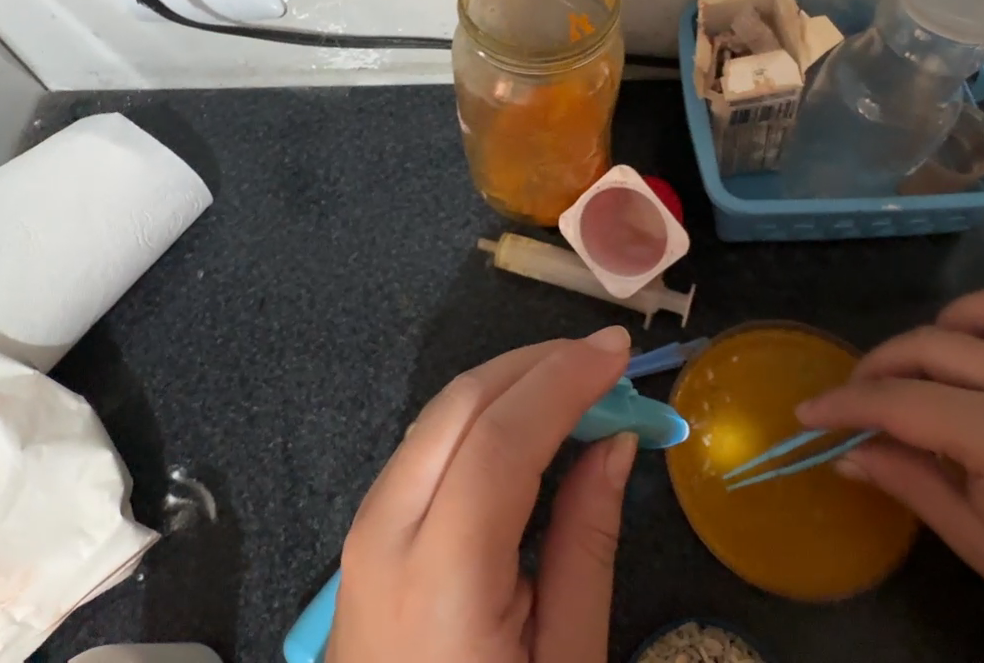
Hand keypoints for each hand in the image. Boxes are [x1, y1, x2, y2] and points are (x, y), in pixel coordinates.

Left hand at [328, 327, 637, 662]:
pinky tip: (528, 421)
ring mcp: (365, 530)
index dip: (562, 381)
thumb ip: (585, 540)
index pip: (500, 438)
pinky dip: (483, 414)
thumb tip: (613, 442)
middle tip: (605, 360)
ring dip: (510, 381)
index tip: (618, 351)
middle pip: (460, 406)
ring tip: (578, 382)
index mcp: (440, 576)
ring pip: (439, 415)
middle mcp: (385, 533)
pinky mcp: (366, 533)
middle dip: (537, 364)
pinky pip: (427, 445)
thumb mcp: (565, 659)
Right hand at [798, 286, 983, 662]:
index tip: (808, 413)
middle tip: (858, 399)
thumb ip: (908, 482)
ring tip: (936, 361)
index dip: (844, 404)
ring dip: (957, 322)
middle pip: (934, 344)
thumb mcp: (976, 542)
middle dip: (881, 365)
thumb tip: (847, 454)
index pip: (900, 400)